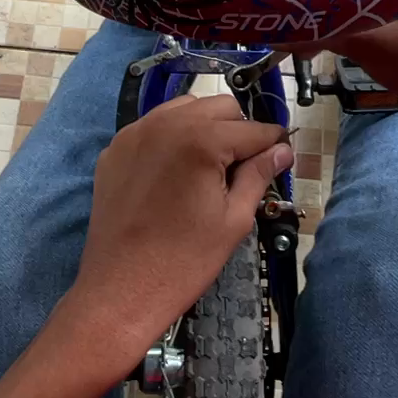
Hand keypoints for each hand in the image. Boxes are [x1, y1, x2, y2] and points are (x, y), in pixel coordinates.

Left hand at [62, 95, 292, 372]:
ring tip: (210, 166)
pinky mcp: (115, 149)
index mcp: (201, 140)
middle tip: (244, 167)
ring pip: (184, 109)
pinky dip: (172, 137)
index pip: (253, 129)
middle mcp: (166, 124)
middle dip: (238, 130)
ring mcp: (135, 133)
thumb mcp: (234, 219)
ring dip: (205, 127)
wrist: (120, 289)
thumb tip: (282, 151)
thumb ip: (259, 176)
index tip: (282, 156)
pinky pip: (153, 127)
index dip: (273, 144)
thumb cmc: (184, 260)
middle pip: (219, 107)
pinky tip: (176, 171)